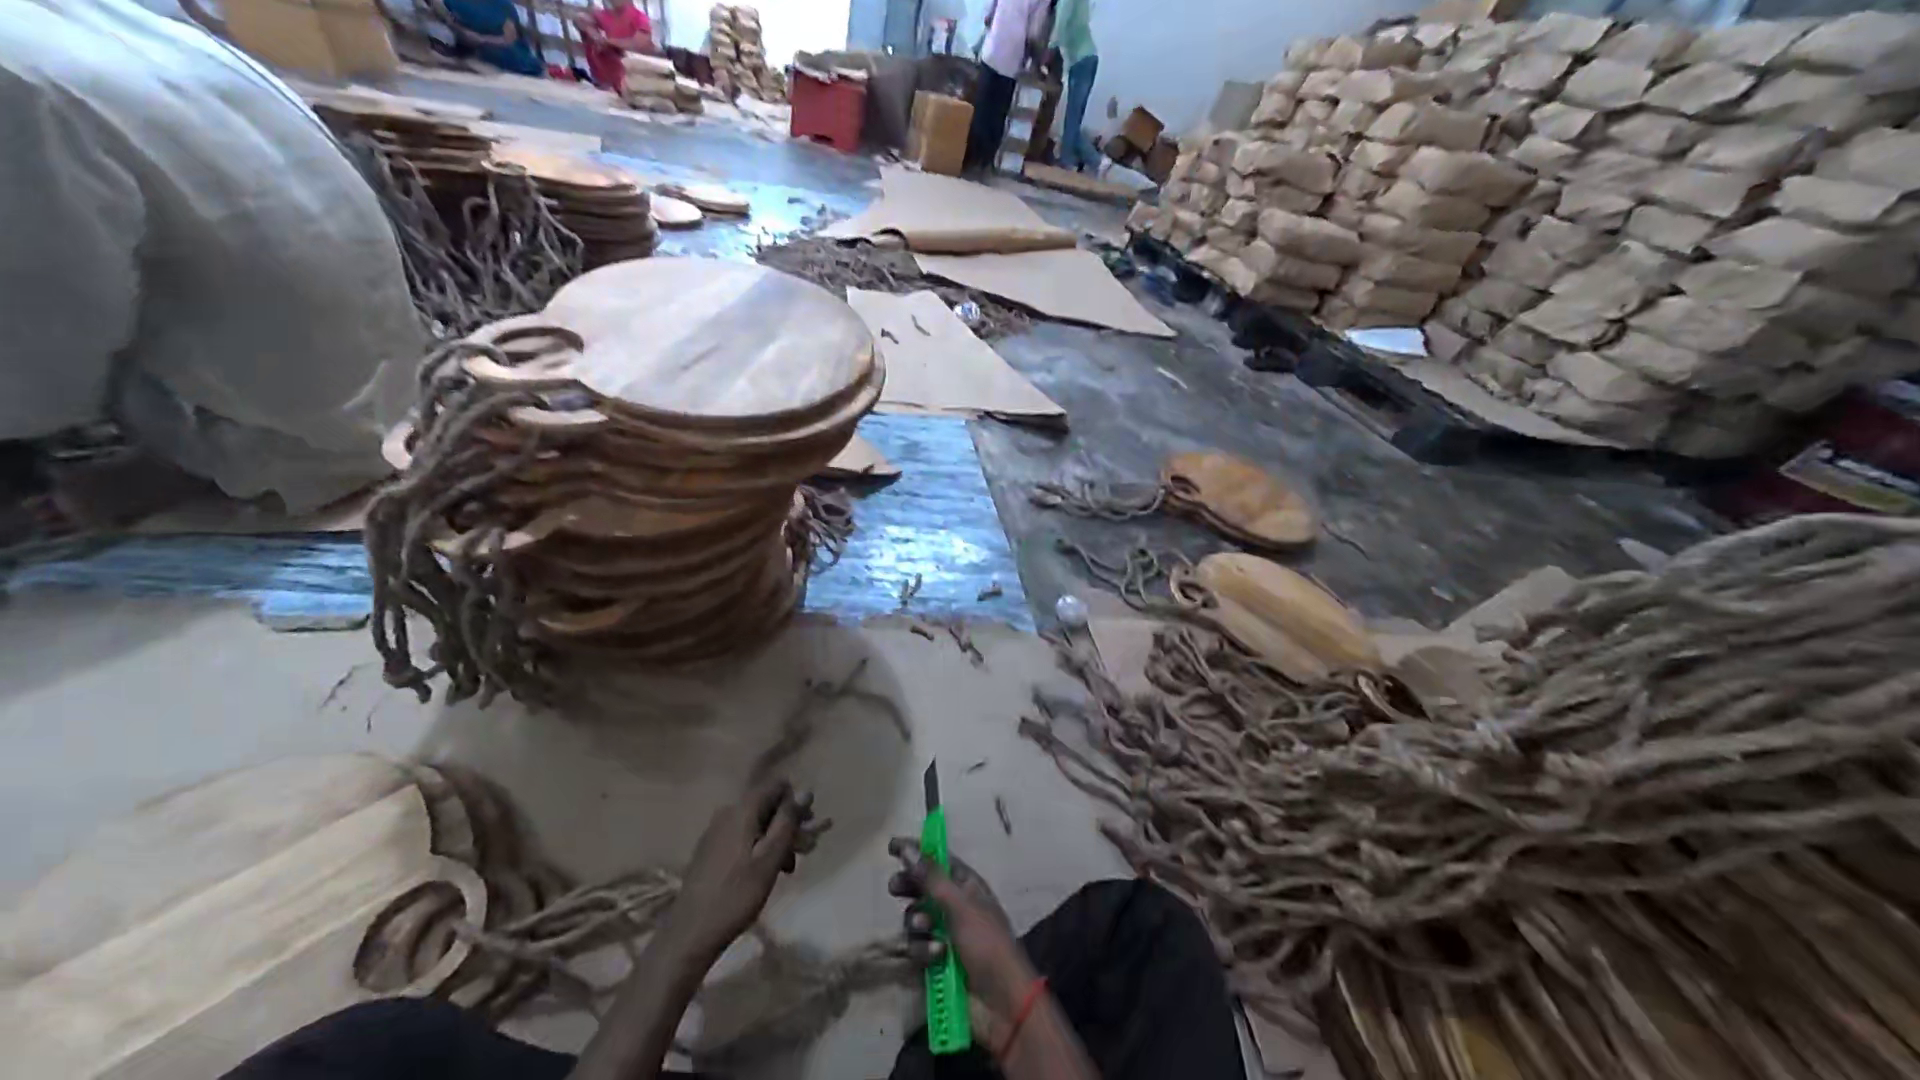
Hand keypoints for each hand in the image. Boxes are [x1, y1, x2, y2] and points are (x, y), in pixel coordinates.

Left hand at [666, 779, 827, 959]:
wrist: (690, 934)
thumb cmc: (736, 895)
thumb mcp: (770, 859)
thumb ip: (788, 822)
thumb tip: (806, 791)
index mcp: (742, 810)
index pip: (777, 785)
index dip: (796, 802)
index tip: (806, 828)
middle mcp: (727, 812)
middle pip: (767, 804)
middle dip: (788, 824)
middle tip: (803, 852)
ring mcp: (715, 831)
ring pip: (756, 823)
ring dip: (775, 839)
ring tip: (787, 869)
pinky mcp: (710, 849)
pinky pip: (742, 836)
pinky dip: (759, 847)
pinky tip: (764, 873)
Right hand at [888, 837, 1035, 1015]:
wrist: (1002, 1002)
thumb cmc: (987, 944)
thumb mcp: (959, 905)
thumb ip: (930, 878)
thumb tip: (907, 847)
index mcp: (967, 885)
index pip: (938, 859)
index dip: (916, 850)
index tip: (891, 846)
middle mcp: (955, 905)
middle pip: (922, 887)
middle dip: (908, 887)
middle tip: (896, 889)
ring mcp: (945, 934)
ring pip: (915, 918)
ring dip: (917, 921)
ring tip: (926, 927)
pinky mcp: (936, 960)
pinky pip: (918, 946)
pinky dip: (923, 949)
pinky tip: (935, 956)